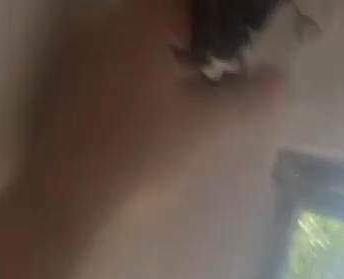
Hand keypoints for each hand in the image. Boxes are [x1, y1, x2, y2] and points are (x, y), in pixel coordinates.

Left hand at [21, 0, 285, 226]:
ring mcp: (81, 61)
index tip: (237, 50)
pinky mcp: (65, 95)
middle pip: (162, 21)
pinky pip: (110, 77)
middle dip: (193, 45)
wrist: (66, 195)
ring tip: (186, 103)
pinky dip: (134, 89)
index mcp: (145, 22)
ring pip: (134, 50)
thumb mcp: (202, 127)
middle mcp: (109, 30)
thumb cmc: (139, 152)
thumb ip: (245, 100)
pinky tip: (147, 124)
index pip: (192, 5)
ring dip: (163, 67)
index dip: (221, 24)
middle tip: (217, 73)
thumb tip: (279, 81)